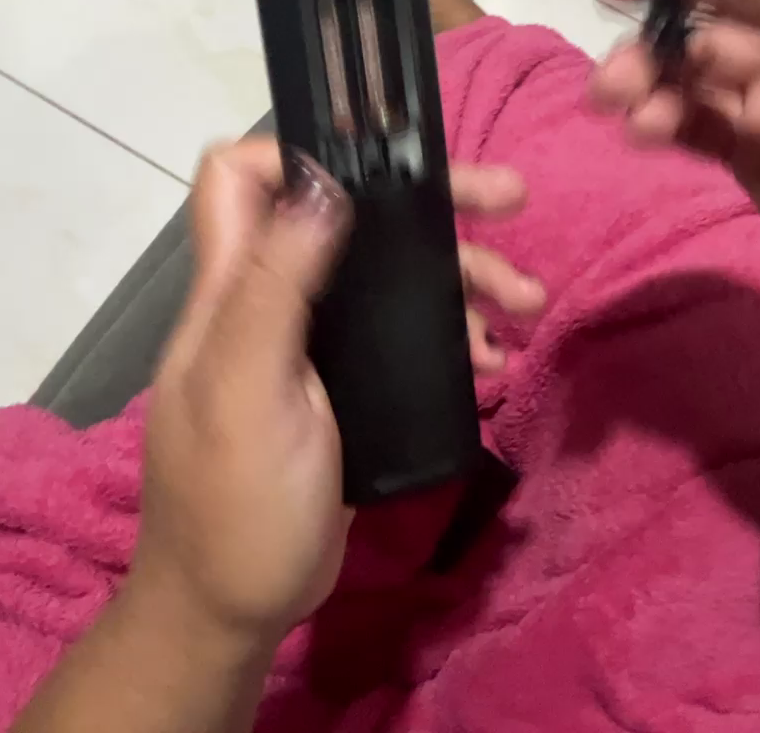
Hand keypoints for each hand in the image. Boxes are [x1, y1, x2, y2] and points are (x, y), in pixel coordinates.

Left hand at [130, 138, 537, 643]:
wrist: (239, 606)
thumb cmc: (238, 501)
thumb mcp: (249, 389)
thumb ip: (273, 285)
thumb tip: (318, 185)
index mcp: (233, 286)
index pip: (241, 178)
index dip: (299, 154)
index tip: (375, 165)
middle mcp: (274, 297)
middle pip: (349, 217)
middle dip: (429, 203)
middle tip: (508, 200)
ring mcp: (315, 340)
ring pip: (391, 274)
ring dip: (462, 275)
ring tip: (526, 304)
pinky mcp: (349, 381)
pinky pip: (406, 330)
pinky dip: (453, 330)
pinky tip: (491, 358)